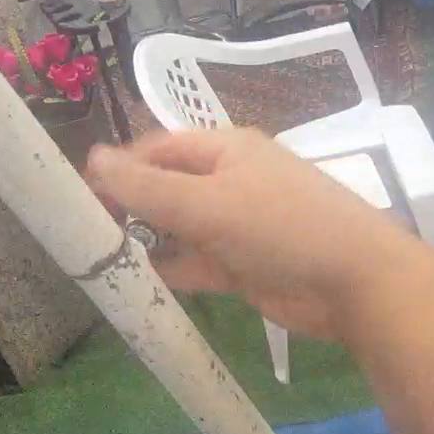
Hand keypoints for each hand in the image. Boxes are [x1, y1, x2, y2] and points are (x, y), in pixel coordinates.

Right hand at [86, 129, 432, 337]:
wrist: (354, 283)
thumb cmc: (282, 227)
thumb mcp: (210, 203)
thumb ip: (148, 188)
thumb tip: (92, 158)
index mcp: (225, 150)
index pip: (159, 148)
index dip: (120, 167)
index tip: (78, 194)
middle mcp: (229, 182)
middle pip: (166, 188)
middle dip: (128, 207)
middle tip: (82, 233)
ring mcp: (236, 226)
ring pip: (177, 229)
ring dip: (145, 242)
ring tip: (97, 261)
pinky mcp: (241, 267)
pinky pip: (194, 264)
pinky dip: (169, 271)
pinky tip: (135, 285)